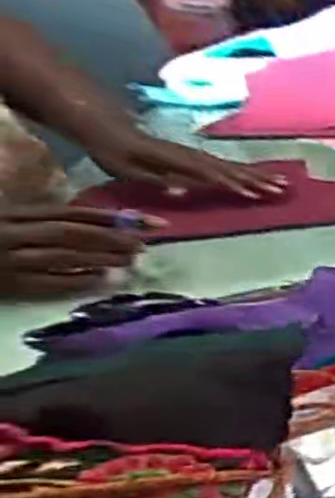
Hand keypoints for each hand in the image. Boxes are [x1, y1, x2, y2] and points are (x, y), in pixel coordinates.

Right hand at [0, 205, 158, 295]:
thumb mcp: (10, 222)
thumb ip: (50, 221)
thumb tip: (116, 224)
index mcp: (7, 214)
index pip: (70, 213)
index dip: (115, 217)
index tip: (155, 223)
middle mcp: (5, 233)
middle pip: (71, 233)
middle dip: (113, 239)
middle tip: (141, 246)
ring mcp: (5, 259)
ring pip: (66, 256)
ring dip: (105, 259)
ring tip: (130, 261)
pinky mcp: (7, 284)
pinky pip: (54, 281)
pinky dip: (84, 278)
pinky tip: (102, 277)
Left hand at [88, 133, 284, 198]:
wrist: (108, 130)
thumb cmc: (114, 153)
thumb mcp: (126, 170)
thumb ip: (156, 180)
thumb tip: (183, 192)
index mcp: (175, 161)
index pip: (209, 175)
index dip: (230, 185)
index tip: (253, 195)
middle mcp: (193, 156)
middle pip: (230, 169)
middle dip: (256, 180)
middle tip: (281, 189)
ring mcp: (199, 155)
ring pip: (234, 166)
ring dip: (259, 175)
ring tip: (283, 183)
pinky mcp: (201, 157)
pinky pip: (229, 164)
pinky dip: (249, 170)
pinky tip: (263, 175)